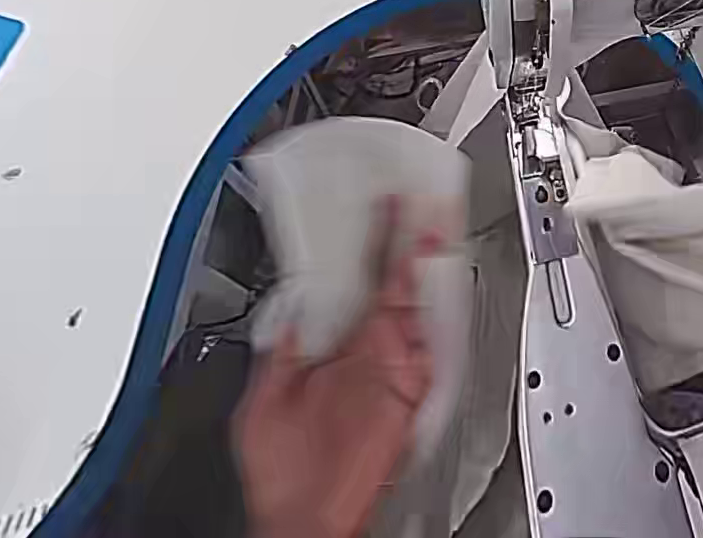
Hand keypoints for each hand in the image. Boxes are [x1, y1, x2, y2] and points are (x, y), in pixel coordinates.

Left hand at [236, 199, 438, 537]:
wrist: (312, 517)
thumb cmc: (287, 471)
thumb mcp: (264, 403)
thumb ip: (281, 350)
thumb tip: (294, 303)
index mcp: (335, 342)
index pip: (352, 278)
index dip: (363, 243)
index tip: (371, 208)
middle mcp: (368, 342)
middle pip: (390, 276)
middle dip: (403, 236)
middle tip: (412, 196)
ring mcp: (393, 356)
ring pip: (414, 294)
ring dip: (424, 257)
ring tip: (432, 217)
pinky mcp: (414, 375)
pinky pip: (433, 330)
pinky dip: (439, 299)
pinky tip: (439, 270)